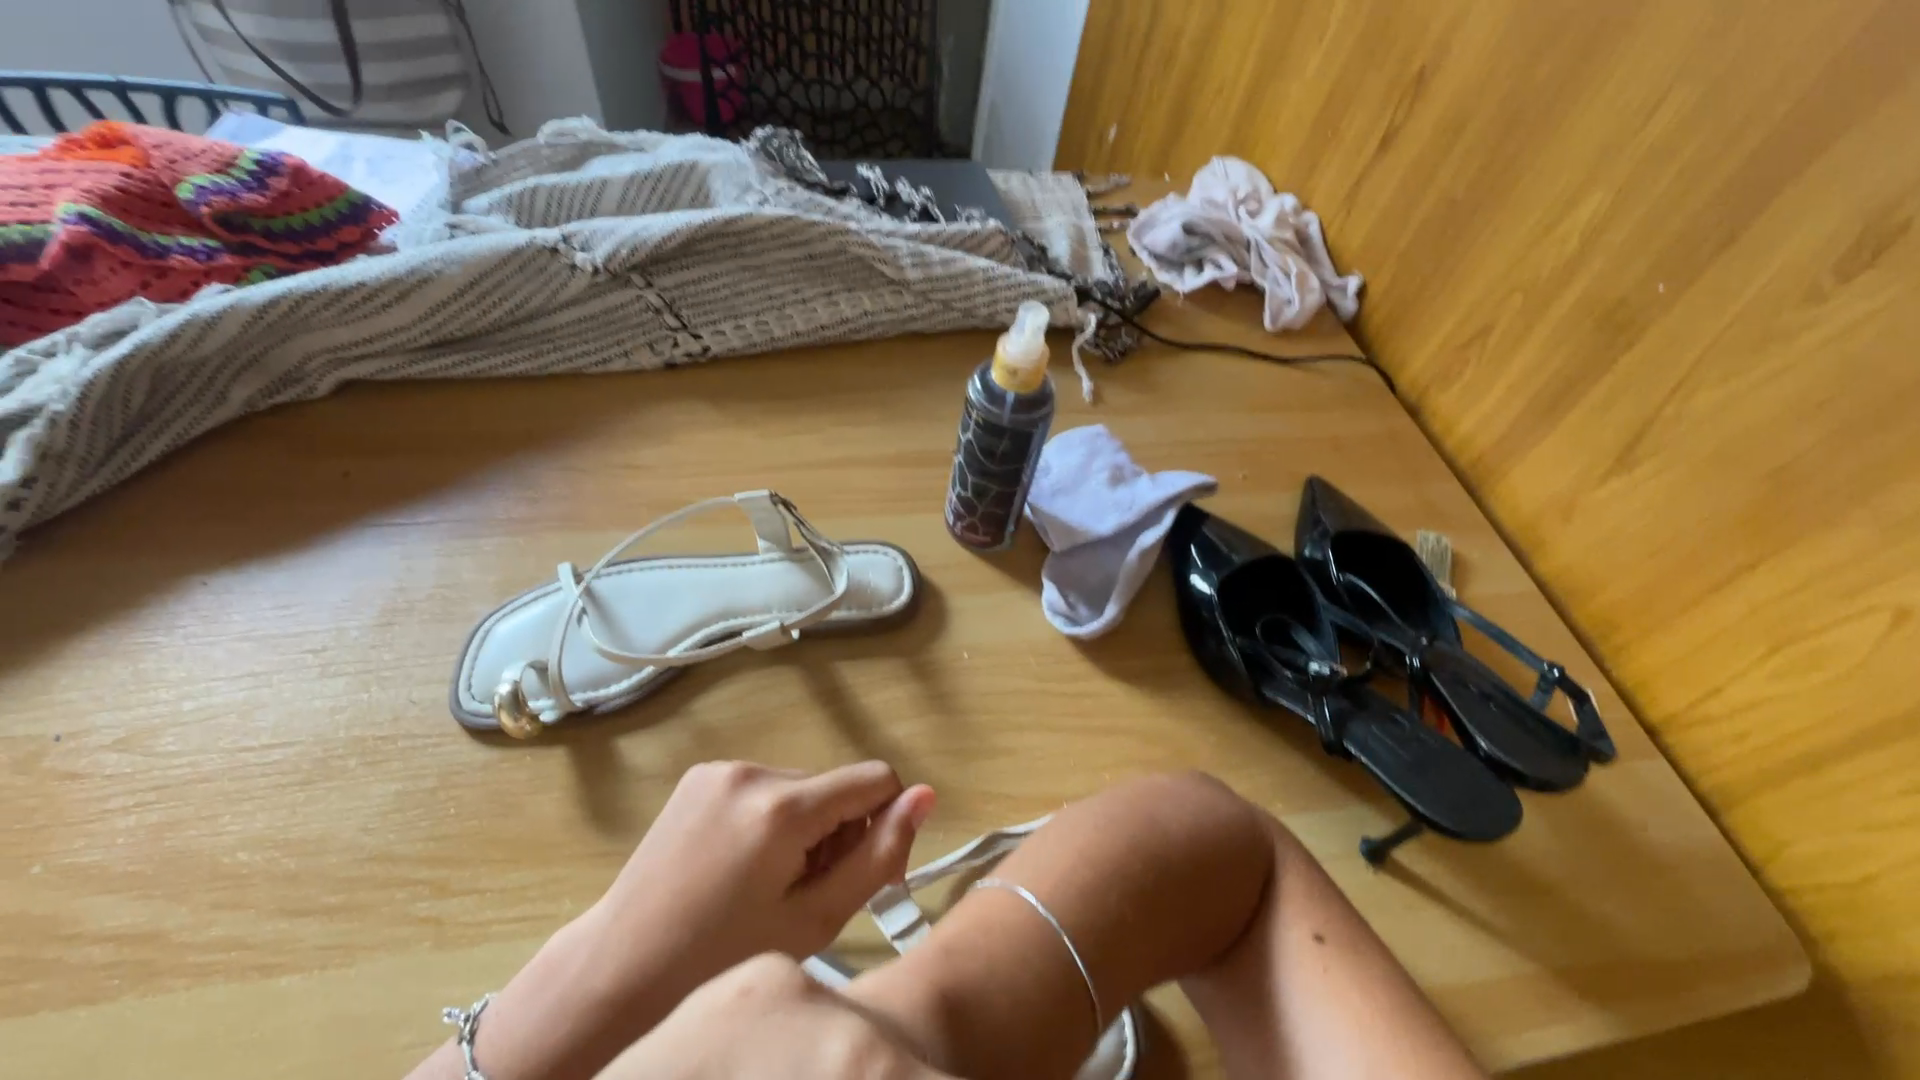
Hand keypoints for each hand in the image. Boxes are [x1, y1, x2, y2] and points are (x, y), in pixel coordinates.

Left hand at [404, 760, 934, 1079]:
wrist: (622, 967)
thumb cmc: (725, 958)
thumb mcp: (817, 918)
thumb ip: (880, 855)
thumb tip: (926, 795)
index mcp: (783, 806)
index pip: (875, 779)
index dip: (880, 825)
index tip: (854, 874)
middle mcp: (751, 770)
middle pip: (836, 785)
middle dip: (837, 832)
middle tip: (804, 894)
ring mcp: (719, 769)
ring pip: (802, 787)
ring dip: (805, 827)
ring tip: (767, 884)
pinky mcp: (698, 776)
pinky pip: (764, 787)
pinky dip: (771, 819)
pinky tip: (741, 866)